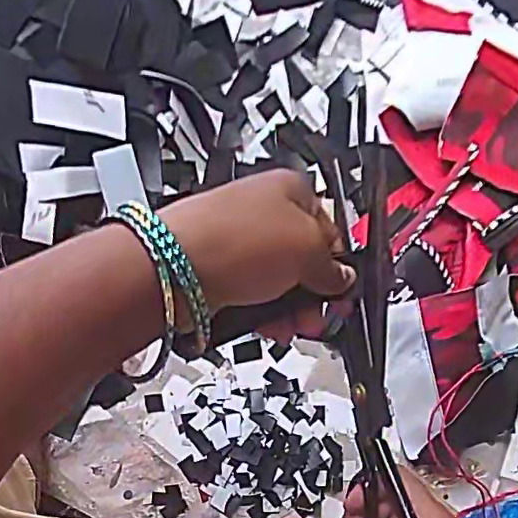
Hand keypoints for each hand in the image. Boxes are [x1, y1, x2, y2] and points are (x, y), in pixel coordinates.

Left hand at [160, 169, 353, 337]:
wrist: (174, 269)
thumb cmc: (231, 241)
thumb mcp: (306, 250)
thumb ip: (331, 267)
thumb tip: (342, 278)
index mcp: (291, 190)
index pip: (330, 229)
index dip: (339, 266)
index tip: (343, 294)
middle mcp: (262, 214)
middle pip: (302, 261)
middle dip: (311, 296)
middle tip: (314, 317)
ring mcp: (237, 246)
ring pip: (275, 285)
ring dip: (286, 312)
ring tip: (287, 327)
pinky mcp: (218, 275)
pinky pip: (249, 299)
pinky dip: (259, 315)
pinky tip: (264, 326)